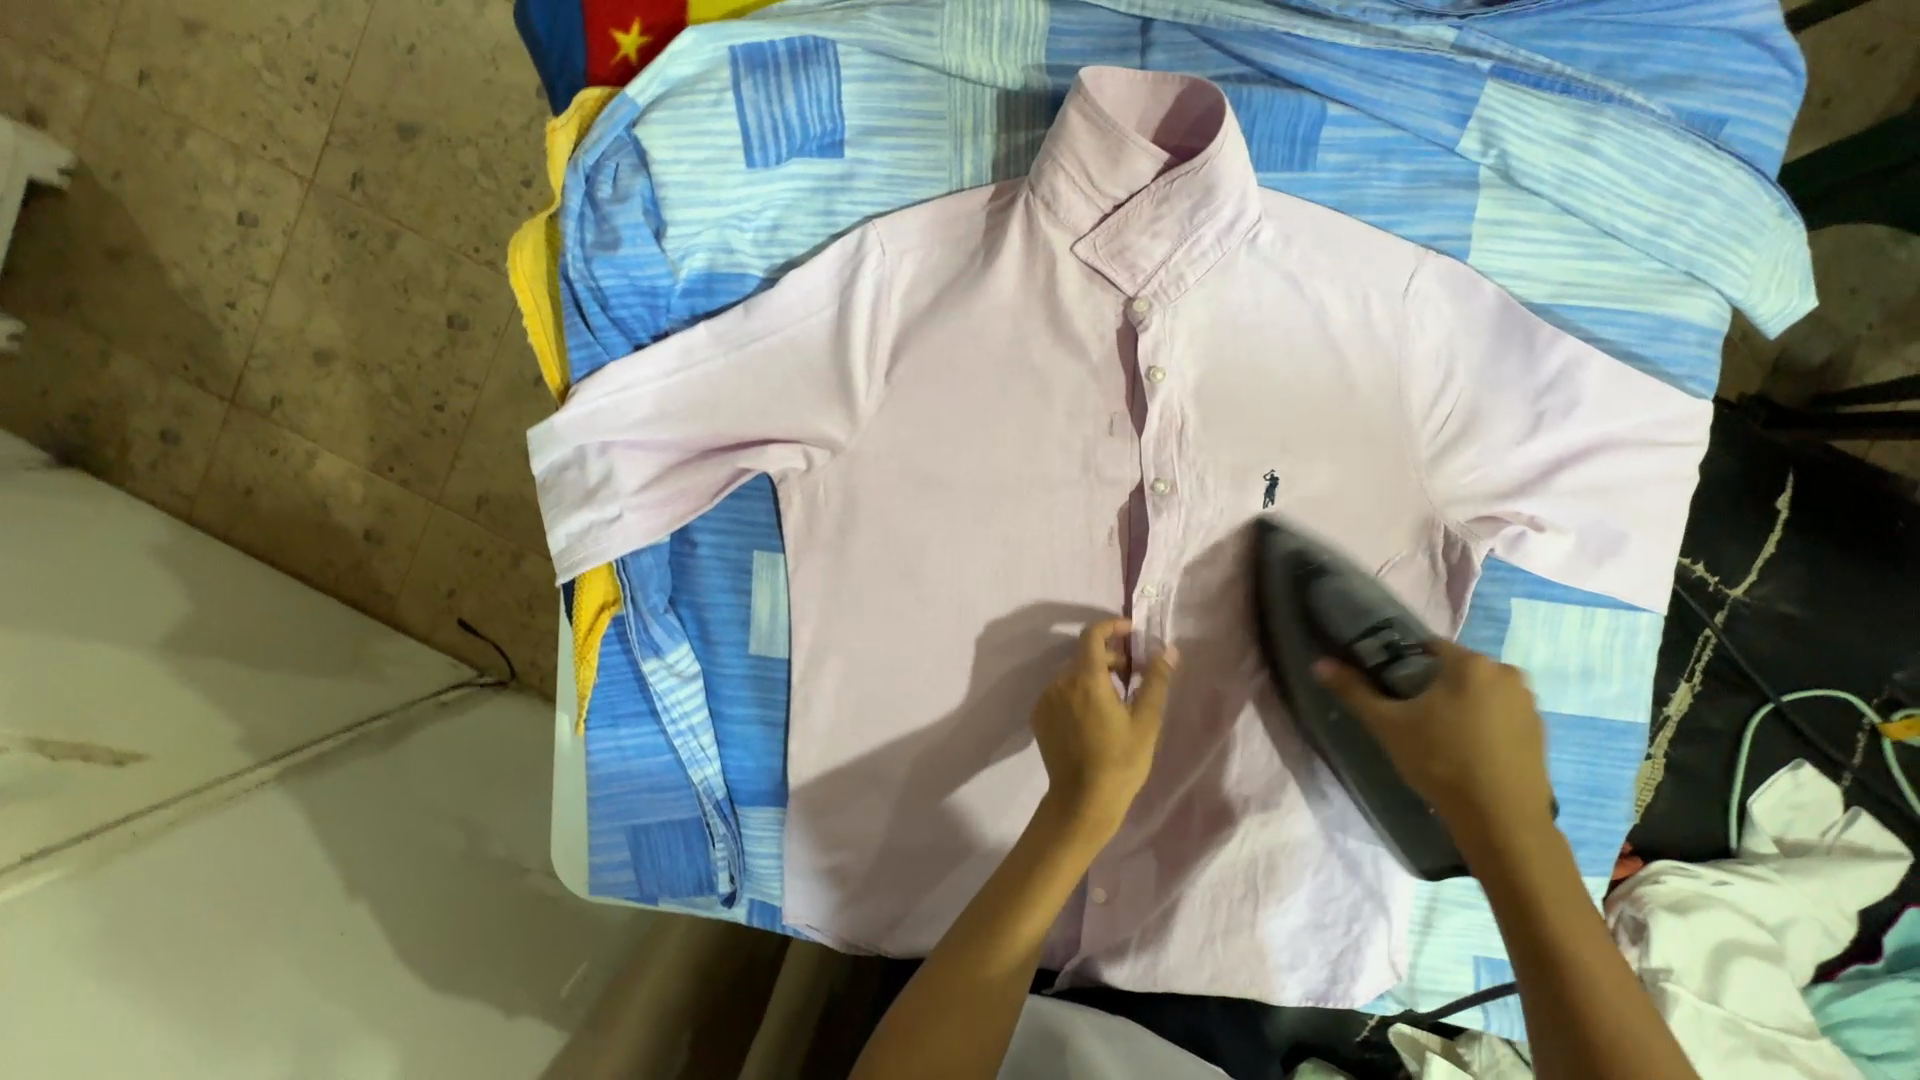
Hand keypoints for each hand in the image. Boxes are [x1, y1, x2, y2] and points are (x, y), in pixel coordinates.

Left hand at [1031, 618, 1177, 834]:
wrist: (1083, 801)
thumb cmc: (1121, 761)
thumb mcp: (1146, 721)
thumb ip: (1156, 680)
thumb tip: (1168, 650)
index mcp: (1086, 679)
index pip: (1092, 635)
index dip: (1111, 626)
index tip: (1131, 631)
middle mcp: (1060, 683)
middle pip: (1083, 655)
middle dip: (1109, 656)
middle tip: (1134, 673)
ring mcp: (1045, 700)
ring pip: (1071, 674)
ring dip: (1093, 675)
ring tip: (1117, 697)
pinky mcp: (1039, 718)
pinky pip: (1060, 692)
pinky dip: (1077, 692)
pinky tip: (1095, 715)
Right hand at [1312, 639, 1552, 844]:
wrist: (1502, 820)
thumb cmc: (1440, 762)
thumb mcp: (1388, 726)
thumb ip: (1354, 691)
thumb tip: (1319, 664)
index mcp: (1471, 663)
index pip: (1426, 647)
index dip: (1403, 665)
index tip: (1390, 689)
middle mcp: (1506, 673)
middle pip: (1456, 669)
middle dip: (1433, 686)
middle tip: (1411, 716)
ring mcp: (1529, 702)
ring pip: (1480, 692)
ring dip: (1460, 704)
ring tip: (1438, 736)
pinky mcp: (1541, 731)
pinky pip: (1500, 714)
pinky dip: (1483, 724)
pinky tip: (1467, 751)